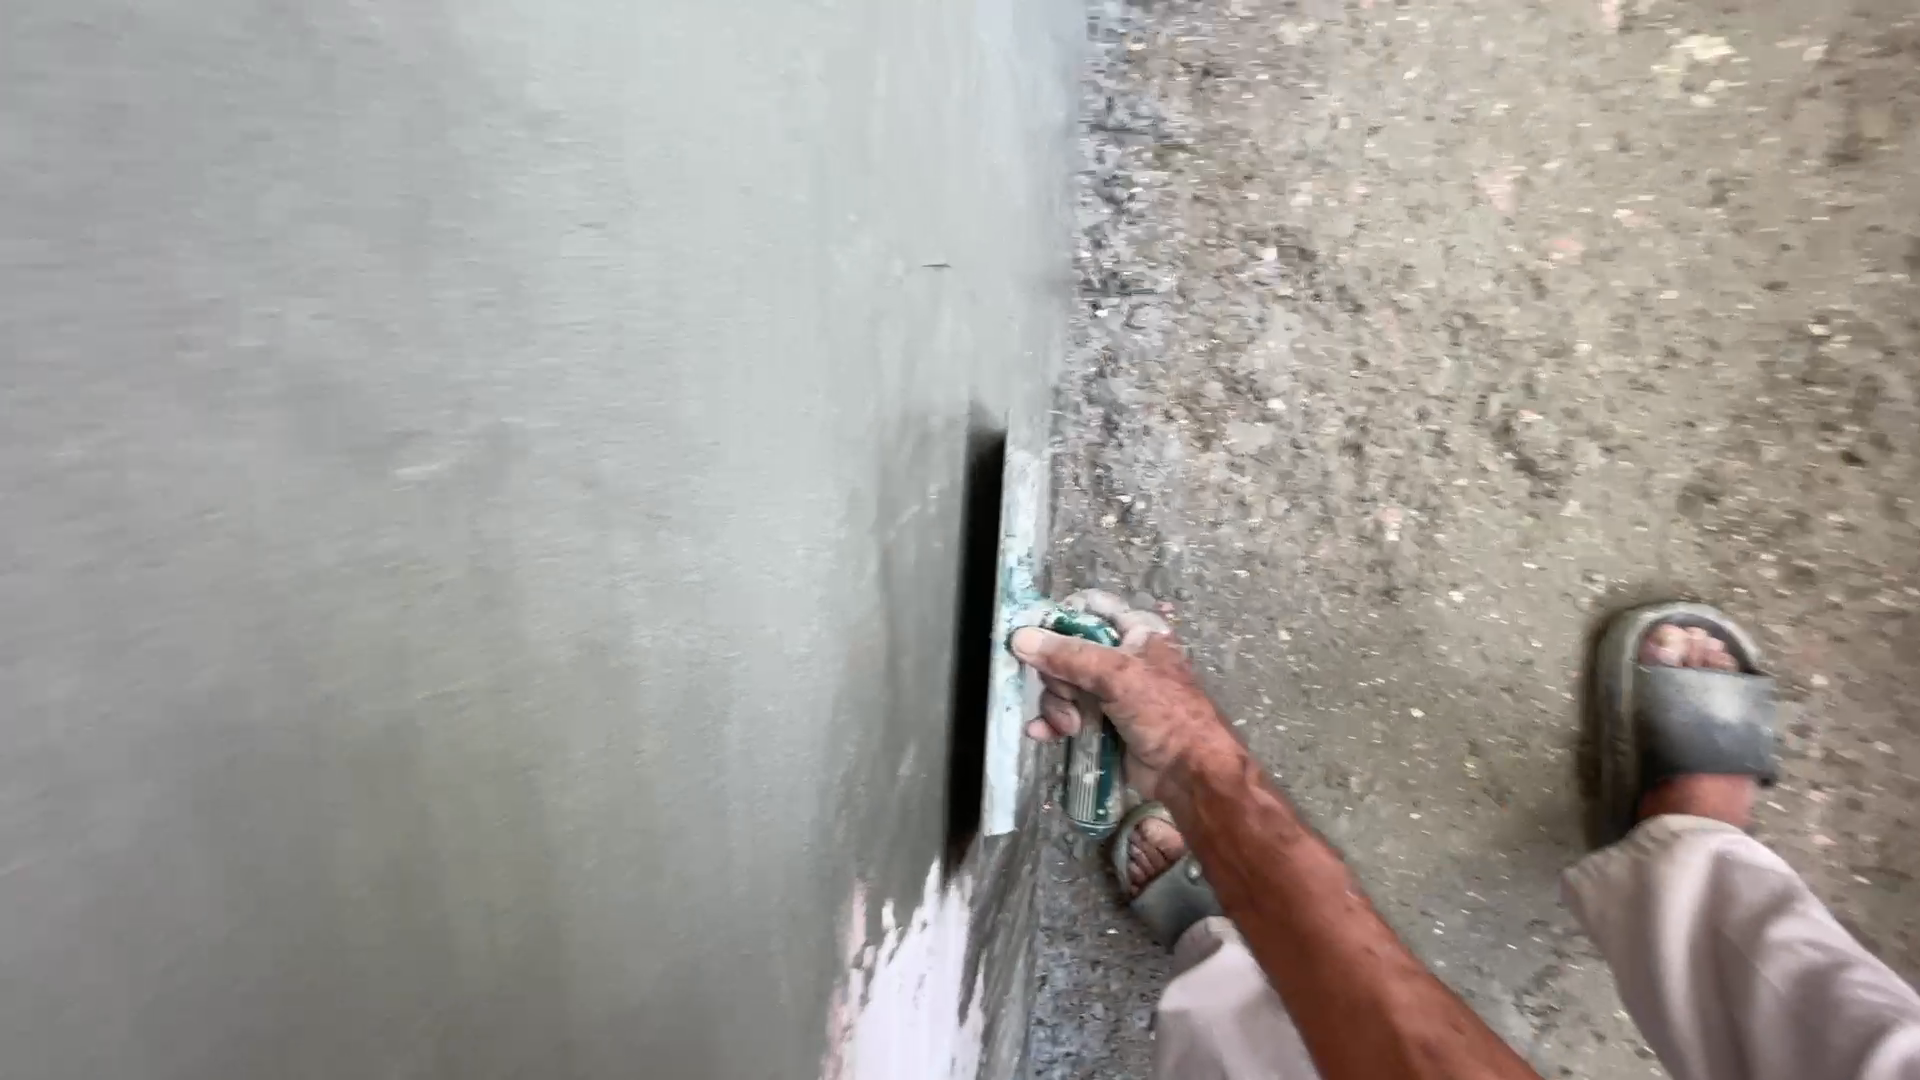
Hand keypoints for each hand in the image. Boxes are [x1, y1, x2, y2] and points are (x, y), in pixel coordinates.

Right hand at [1011, 590, 1234, 800]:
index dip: (1061, 617)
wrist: (1189, 774)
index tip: (1035, 636)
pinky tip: (1042, 734)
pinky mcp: (1101, 721)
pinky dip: (1053, 722)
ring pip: (1063, 684)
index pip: (1090, 607)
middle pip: (1067, 649)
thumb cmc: (1164, 713)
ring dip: (1057, 705)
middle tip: (1067, 695)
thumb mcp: (1117, 676)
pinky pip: (1066, 712)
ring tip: (1070, 726)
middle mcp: (1120, 656)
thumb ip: (1068, 656)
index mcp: (1134, 631)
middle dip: (1057, 675)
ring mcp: (1110, 691)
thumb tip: (1019, 638)